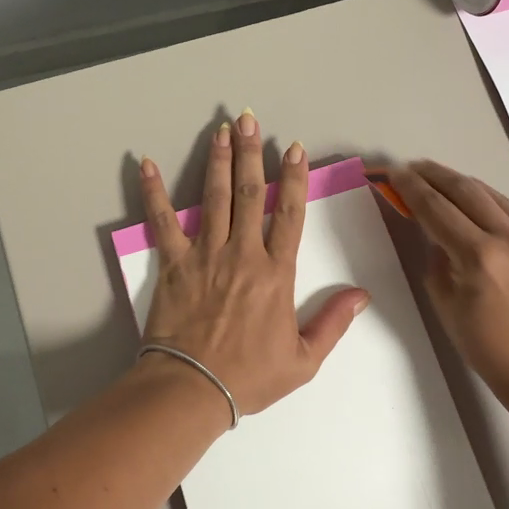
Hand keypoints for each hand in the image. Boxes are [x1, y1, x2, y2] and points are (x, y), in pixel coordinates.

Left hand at [137, 111, 369, 415]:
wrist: (193, 389)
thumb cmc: (249, 376)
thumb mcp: (303, 359)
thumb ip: (333, 323)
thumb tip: (362, 294)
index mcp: (275, 273)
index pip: (288, 214)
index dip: (293, 178)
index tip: (294, 149)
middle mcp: (241, 253)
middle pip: (248, 193)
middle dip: (250, 153)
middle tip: (249, 119)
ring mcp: (204, 254)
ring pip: (213, 196)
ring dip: (217, 159)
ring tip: (220, 129)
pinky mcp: (172, 263)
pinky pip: (162, 221)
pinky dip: (153, 192)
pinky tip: (146, 164)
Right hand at [383, 160, 508, 395]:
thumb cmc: (484, 344)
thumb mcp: (443, 300)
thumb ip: (435, 254)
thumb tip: (430, 224)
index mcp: (478, 257)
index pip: (436, 208)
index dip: (411, 187)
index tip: (394, 173)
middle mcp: (507, 238)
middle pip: (463, 189)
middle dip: (432, 174)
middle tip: (410, 168)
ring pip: (488, 192)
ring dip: (457, 181)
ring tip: (434, 176)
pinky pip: (507, 207)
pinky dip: (483, 197)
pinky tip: (467, 197)